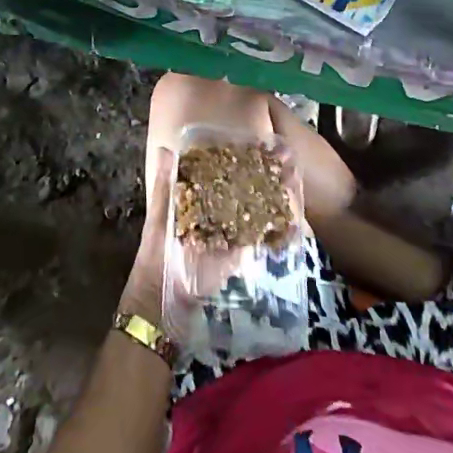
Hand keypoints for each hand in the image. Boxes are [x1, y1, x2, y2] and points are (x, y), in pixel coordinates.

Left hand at [127, 75, 280, 322]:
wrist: (163, 310)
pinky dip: (276, 232)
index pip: (220, 173)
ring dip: (273, 198)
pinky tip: (294, 221)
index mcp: (193, 201)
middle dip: (263, 175)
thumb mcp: (159, 221)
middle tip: (288, 160)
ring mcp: (228, 237)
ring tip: (295, 181)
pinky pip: (259, 242)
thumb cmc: (157, 260)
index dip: (239, 158)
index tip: (261, 142)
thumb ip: (165, 187)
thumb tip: (165, 147)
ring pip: (254, 212)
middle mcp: (213, 215)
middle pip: (242, 190)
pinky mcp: (238, 259)